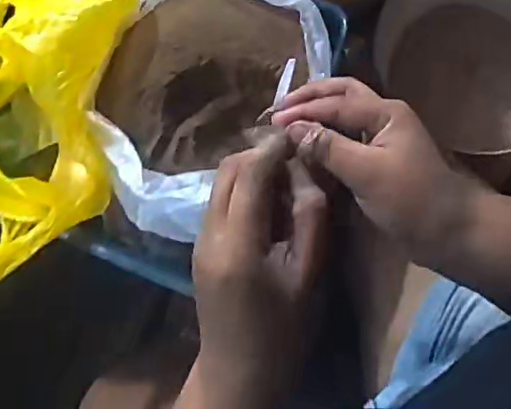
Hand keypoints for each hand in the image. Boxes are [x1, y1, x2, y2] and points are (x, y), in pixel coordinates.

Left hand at [185, 135, 329, 408]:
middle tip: (297, 153)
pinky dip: (245, 183)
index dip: (275, 145)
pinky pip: (222, 197)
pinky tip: (270, 197)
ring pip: (222, 179)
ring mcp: (200, 240)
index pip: (249, 171)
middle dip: (262, 150)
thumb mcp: (310, 270)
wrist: (238, 378)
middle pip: (229, 168)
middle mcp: (209, 235)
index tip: (302, 132)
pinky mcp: (201, 245)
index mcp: (237, 244)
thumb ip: (310, 213)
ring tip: (287, 173)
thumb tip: (304, 165)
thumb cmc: (284, 327)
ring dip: (253, 165)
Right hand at [272, 77, 486, 264]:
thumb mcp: (367, 173)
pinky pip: (350, 134)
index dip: (303, 110)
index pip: (336, 103)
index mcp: (385, 112)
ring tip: (289, 120)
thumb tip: (293, 128)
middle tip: (278, 108)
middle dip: (311, 97)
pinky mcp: (383, 157)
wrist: (451, 230)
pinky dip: (328, 132)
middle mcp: (385, 115)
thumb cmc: (411, 199)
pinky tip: (310, 143)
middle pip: (343, 94)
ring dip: (319, 111)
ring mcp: (385, 135)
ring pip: (347, 112)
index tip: (271, 120)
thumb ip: (330, 148)